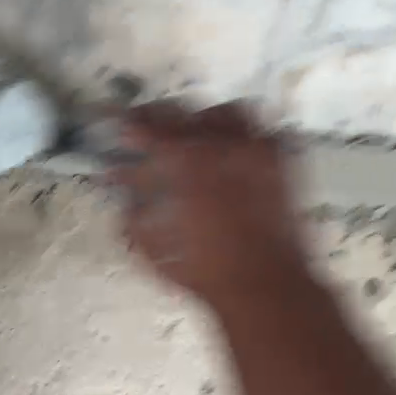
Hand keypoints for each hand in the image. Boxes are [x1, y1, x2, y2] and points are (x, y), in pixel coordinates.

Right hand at [115, 101, 315, 312]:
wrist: (264, 283)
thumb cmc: (198, 266)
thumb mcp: (145, 241)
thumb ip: (129, 205)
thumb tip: (119, 181)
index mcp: (185, 163)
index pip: (147, 127)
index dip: (125, 122)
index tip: (111, 120)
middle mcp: (224, 147)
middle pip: (185, 111)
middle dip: (158, 117)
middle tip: (142, 129)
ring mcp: (259, 152)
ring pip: (228, 112)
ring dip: (203, 120)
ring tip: (190, 136)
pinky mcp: (285, 164)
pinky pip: (264, 132)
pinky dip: (242, 135)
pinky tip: (230, 152)